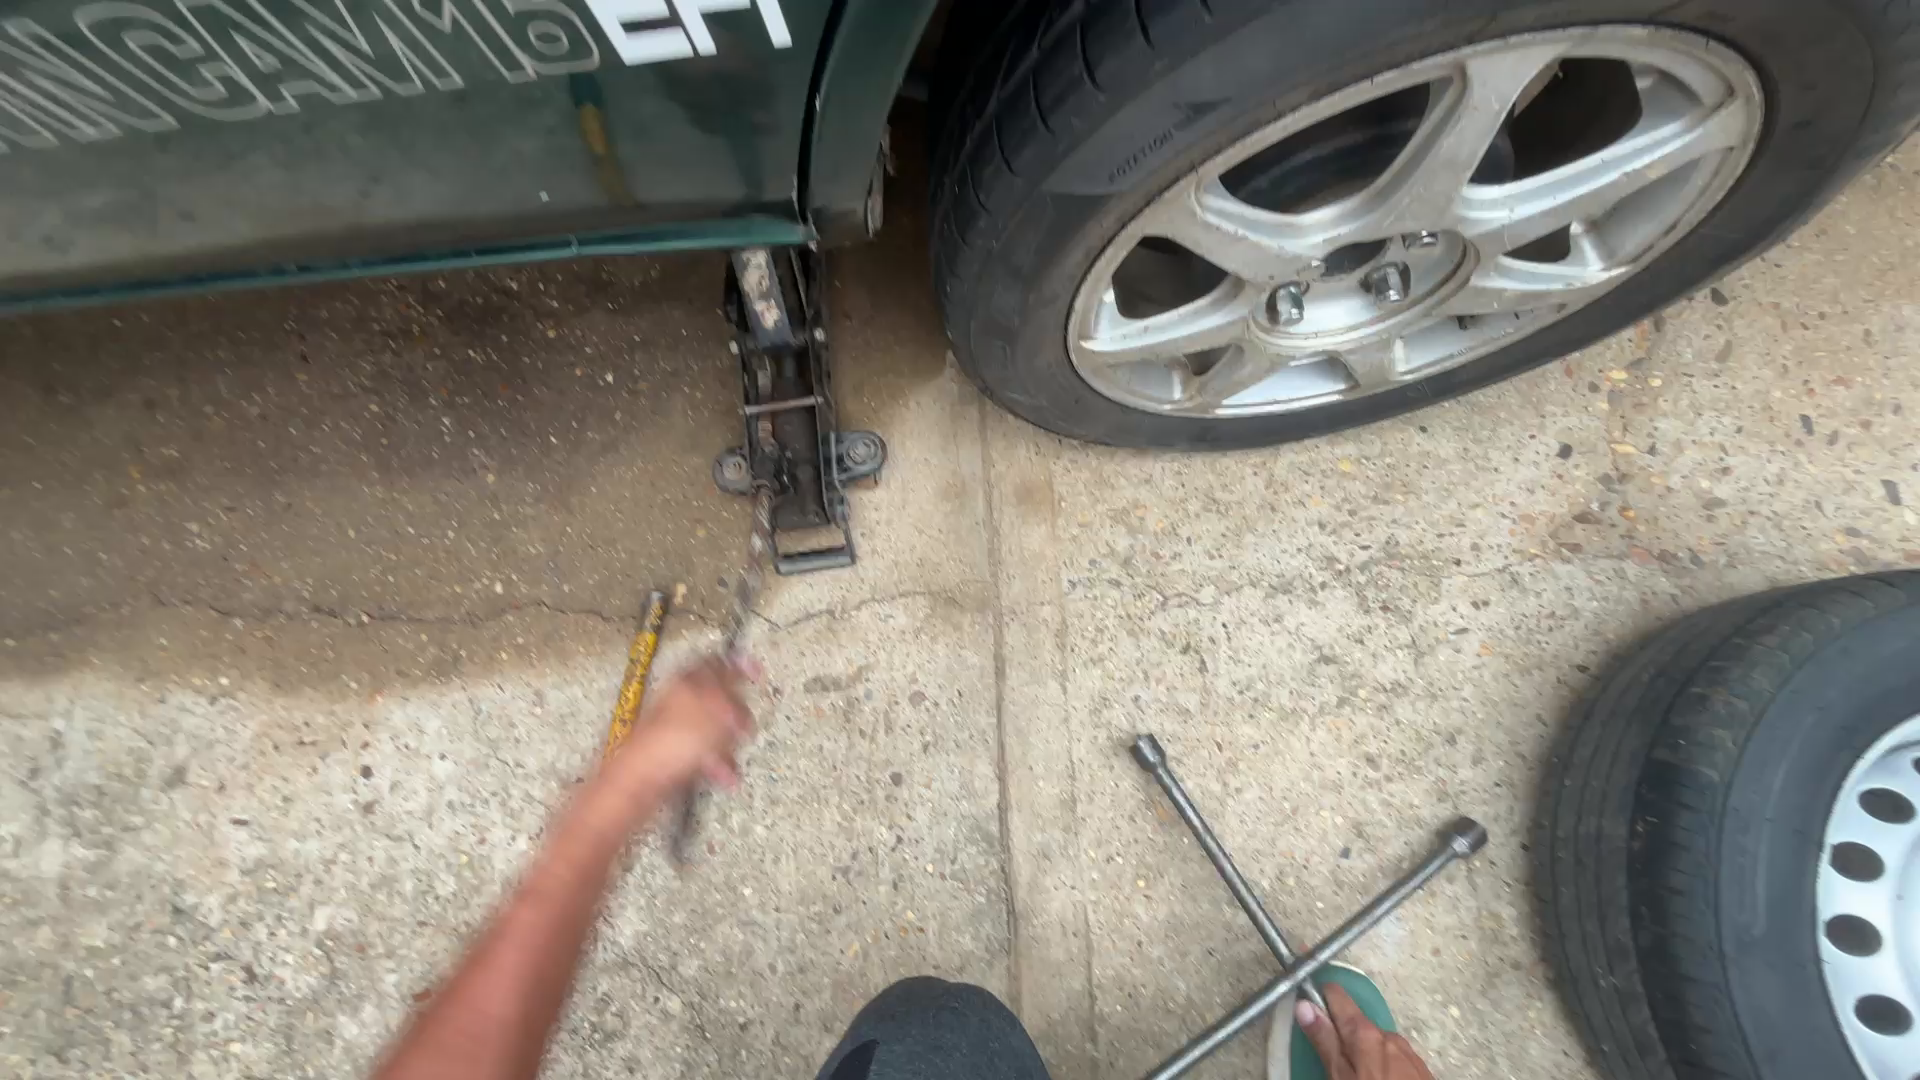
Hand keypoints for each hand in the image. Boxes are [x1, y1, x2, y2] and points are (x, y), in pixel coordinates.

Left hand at [603, 653, 758, 801]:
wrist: (640, 780)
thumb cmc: (674, 742)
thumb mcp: (716, 711)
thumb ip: (731, 690)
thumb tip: (741, 676)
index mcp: (687, 682)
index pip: (716, 662)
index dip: (739, 664)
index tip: (756, 671)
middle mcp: (677, 700)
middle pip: (716, 697)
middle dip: (736, 713)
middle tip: (746, 723)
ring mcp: (672, 727)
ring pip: (711, 728)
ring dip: (727, 744)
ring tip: (734, 757)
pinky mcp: (669, 752)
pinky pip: (701, 752)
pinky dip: (715, 762)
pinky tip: (724, 775)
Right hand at [1295, 985, 1434, 1079]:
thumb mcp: (1340, 1078)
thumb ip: (1324, 1041)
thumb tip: (1303, 1004)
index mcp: (1364, 1032)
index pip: (1335, 993)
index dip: (1319, 999)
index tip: (1310, 1017)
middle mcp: (1388, 1035)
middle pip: (1356, 1023)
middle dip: (1343, 1037)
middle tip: (1335, 1067)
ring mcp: (1410, 1055)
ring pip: (1377, 1044)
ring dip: (1366, 1055)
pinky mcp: (1424, 1074)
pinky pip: (1396, 1061)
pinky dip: (1385, 1069)